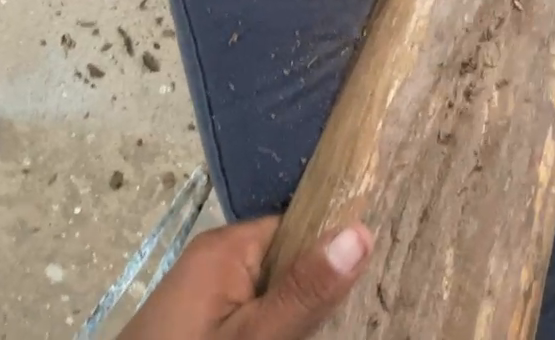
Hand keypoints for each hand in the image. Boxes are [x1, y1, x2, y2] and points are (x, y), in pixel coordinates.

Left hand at [119, 216, 372, 339]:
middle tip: (326, 326)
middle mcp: (212, 258)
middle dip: (307, 293)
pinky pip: (244, 311)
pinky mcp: (192, 322)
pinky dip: (264, 327)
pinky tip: (279, 337)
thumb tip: (363, 229)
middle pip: (285, 259)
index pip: (299, 226)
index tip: (353, 287)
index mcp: (225, 245)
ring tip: (301, 334)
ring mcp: (199, 292)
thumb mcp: (253, 339)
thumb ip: (304, 291)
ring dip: (287, 315)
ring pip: (267, 291)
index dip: (327, 256)